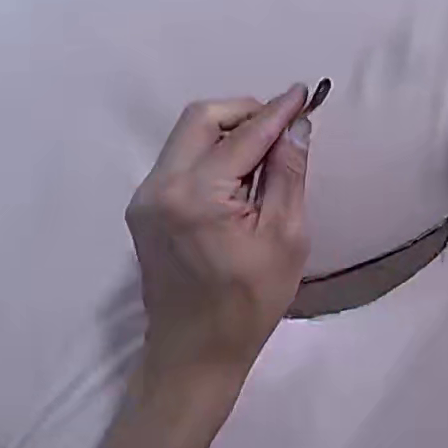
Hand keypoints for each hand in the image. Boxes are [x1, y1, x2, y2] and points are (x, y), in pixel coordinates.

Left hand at [126, 85, 312, 379]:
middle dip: (246, 111)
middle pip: (202, 117)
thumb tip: (297, 126)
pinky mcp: (144, 207)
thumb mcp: (286, 236)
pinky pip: (182, 157)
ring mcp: (145, 197)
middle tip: (282, 126)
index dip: (278, 111)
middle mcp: (160, 187)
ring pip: (189, 133)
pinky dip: (214, 150)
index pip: (244, 135)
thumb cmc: (250, 302)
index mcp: (196, 196)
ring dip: (230, 129)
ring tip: (267, 150)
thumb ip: (289, 172)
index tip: (304, 93)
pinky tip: (240, 172)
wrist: (193, 355)